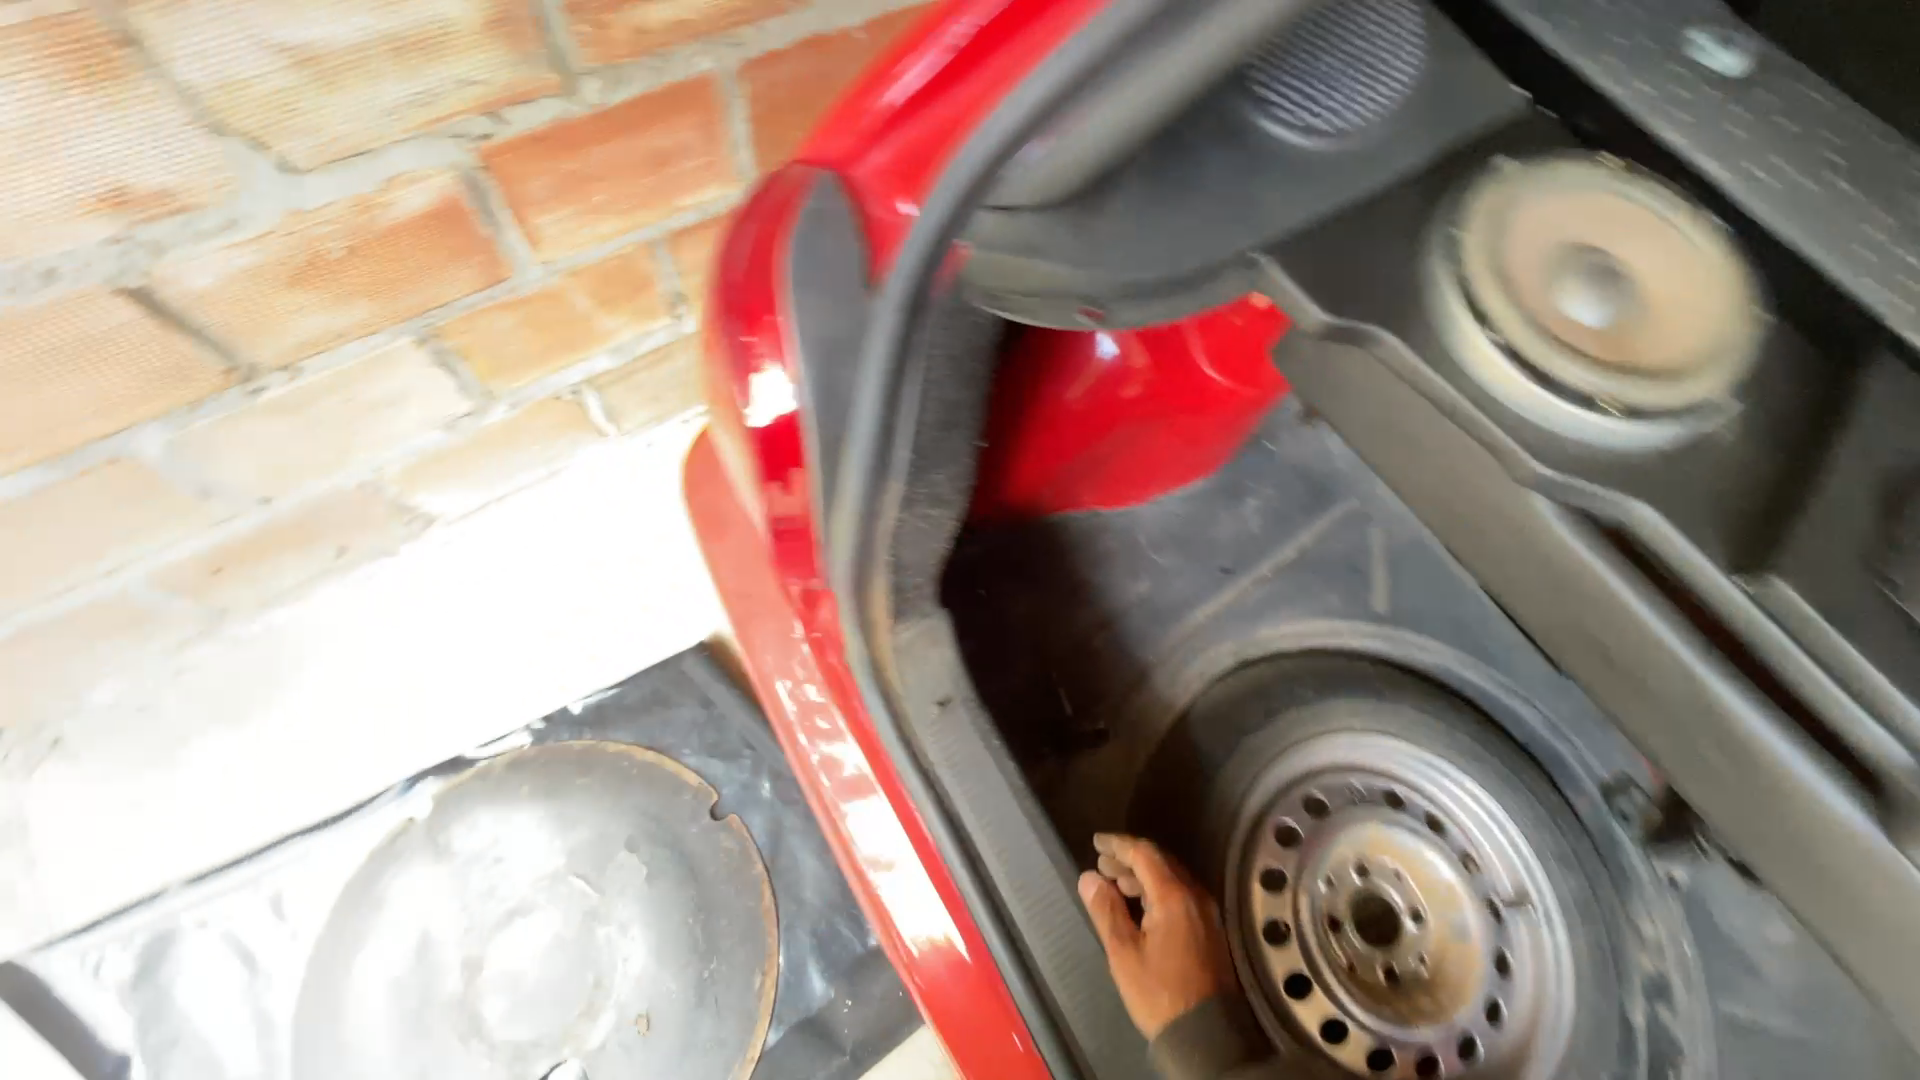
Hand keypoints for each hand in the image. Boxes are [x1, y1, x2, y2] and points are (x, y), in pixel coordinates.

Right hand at [1077, 833, 1238, 1038]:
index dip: (1118, 844)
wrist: (1208, 1039)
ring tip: (1116, 883)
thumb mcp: (1124, 953)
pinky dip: (1157, 891)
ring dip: (1143, 876)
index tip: (1096, 842)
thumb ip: (1105, 910)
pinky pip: (1181, 895)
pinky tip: (1141, 905)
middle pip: (1160, 862)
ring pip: (1172, 879)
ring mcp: (1207, 913)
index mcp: (1174, 896)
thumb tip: (1089, 876)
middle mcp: (1195, 896)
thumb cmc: (1159, 994)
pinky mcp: (1210, 930)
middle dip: (1129, 858)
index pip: (1144, 853)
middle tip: (1102, 863)